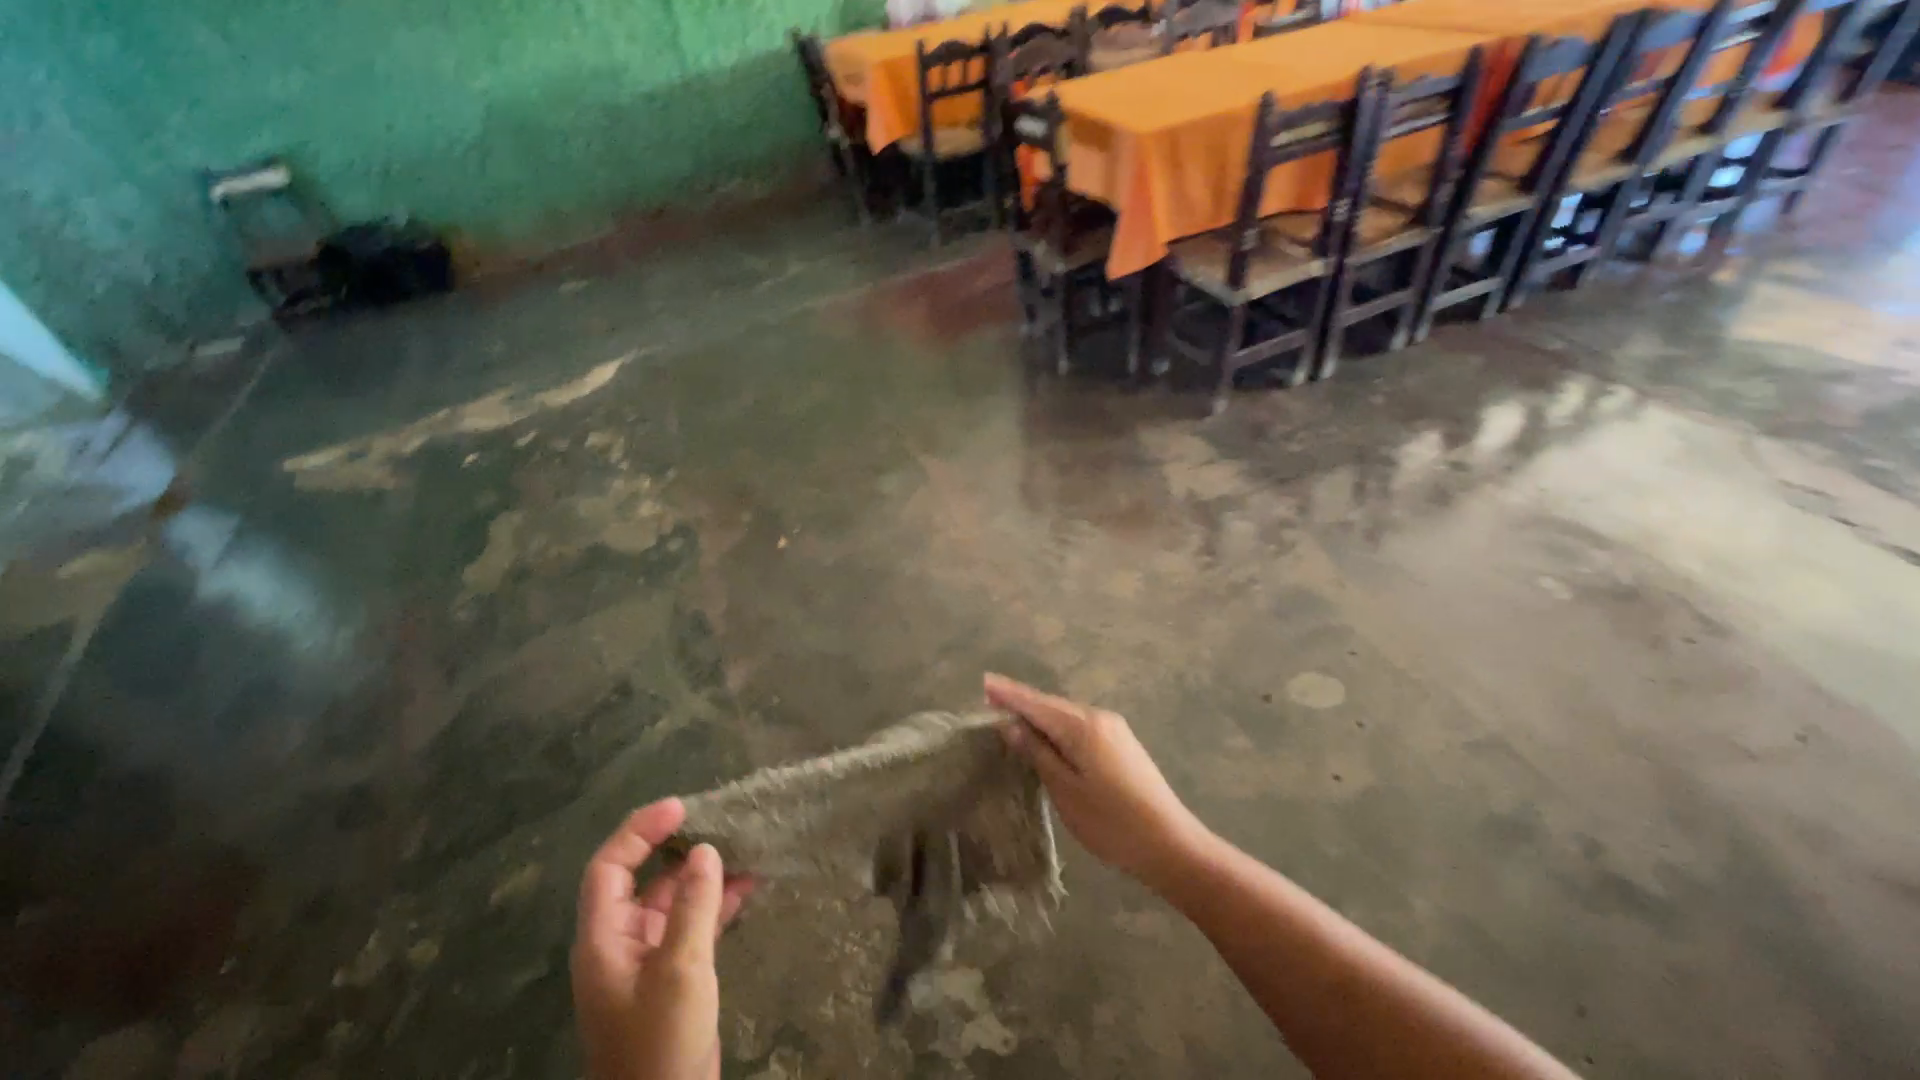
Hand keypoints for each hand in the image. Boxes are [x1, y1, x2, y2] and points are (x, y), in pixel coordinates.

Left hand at [571, 798, 755, 1079]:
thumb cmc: (661, 1040)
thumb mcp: (680, 970)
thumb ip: (692, 906)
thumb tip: (705, 851)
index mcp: (604, 937)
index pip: (610, 867)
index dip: (639, 831)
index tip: (681, 807)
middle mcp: (620, 941)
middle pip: (643, 879)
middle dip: (679, 848)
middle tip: (720, 821)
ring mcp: (647, 959)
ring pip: (673, 900)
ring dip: (705, 875)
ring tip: (744, 847)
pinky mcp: (673, 976)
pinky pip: (692, 925)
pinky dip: (717, 904)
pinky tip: (749, 886)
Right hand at [986, 673, 1208, 893]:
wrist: (1169, 843)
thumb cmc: (1111, 822)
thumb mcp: (1065, 790)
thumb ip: (1038, 754)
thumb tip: (1013, 725)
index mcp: (1083, 726)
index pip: (1036, 703)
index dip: (1009, 694)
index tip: (984, 682)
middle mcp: (1100, 718)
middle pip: (1052, 705)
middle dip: (1022, 702)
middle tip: (990, 700)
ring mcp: (1114, 730)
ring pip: (1067, 716)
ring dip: (1040, 715)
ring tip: (1010, 716)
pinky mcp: (1121, 746)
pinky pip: (1080, 728)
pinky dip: (1057, 728)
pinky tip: (1046, 737)